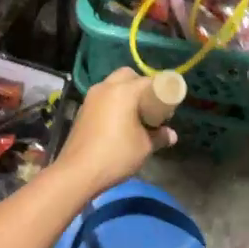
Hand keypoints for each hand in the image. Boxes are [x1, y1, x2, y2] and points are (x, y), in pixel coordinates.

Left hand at [56, 68, 178, 188]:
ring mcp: (90, 98)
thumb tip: (171, 135)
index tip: (168, 108)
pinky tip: (118, 123)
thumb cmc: (116, 155)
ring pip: (112, 85)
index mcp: (123, 91)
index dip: (162, 91)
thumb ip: (160, 136)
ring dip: (125, 94)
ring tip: (134, 116)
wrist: (77, 172)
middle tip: (150, 106)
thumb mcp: (144, 147)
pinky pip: (102, 98)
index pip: (149, 81)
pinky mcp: (82, 110)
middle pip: (127, 75)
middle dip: (141, 86)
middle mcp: (105, 88)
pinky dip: (112, 103)